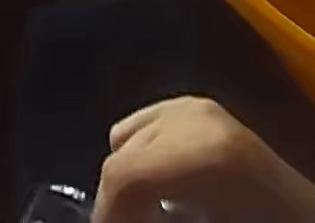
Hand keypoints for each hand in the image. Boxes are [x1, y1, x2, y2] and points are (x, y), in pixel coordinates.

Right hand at [94, 98, 314, 222]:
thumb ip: (155, 217)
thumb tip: (110, 217)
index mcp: (207, 154)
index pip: (124, 172)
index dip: (107, 210)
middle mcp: (194, 115)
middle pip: (121, 152)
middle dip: (116, 197)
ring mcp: (194, 104)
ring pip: (126, 137)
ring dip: (130, 177)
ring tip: (148, 212)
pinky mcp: (196, 105)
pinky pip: (145, 126)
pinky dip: (145, 158)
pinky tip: (167, 192)